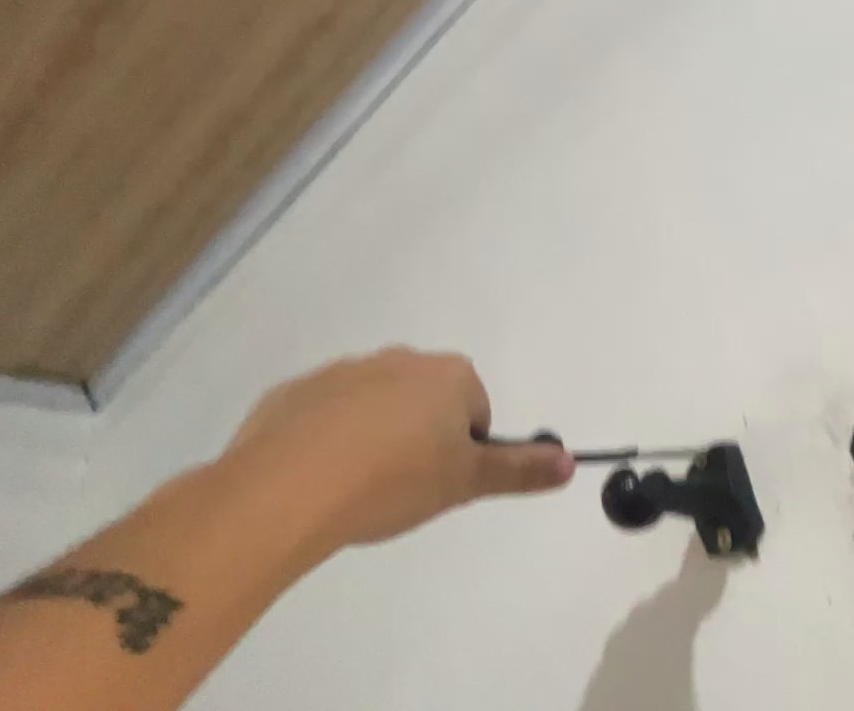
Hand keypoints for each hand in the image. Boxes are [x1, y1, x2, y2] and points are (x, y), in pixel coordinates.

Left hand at [220, 347, 573, 551]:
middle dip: (420, 438)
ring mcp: (342, 372)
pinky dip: (324, 440)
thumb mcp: (466, 482)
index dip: (463, 451)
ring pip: (374, 407)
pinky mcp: (290, 394)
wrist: (281, 492)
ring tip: (353, 488)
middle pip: (426, 402)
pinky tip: (313, 480)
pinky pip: (322, 415)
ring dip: (373, 437)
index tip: (439, 482)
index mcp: (449, 375)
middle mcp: (400, 360)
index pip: (476, 411)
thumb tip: (571, 462)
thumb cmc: (392, 480)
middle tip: (402, 487)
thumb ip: (520, 469)